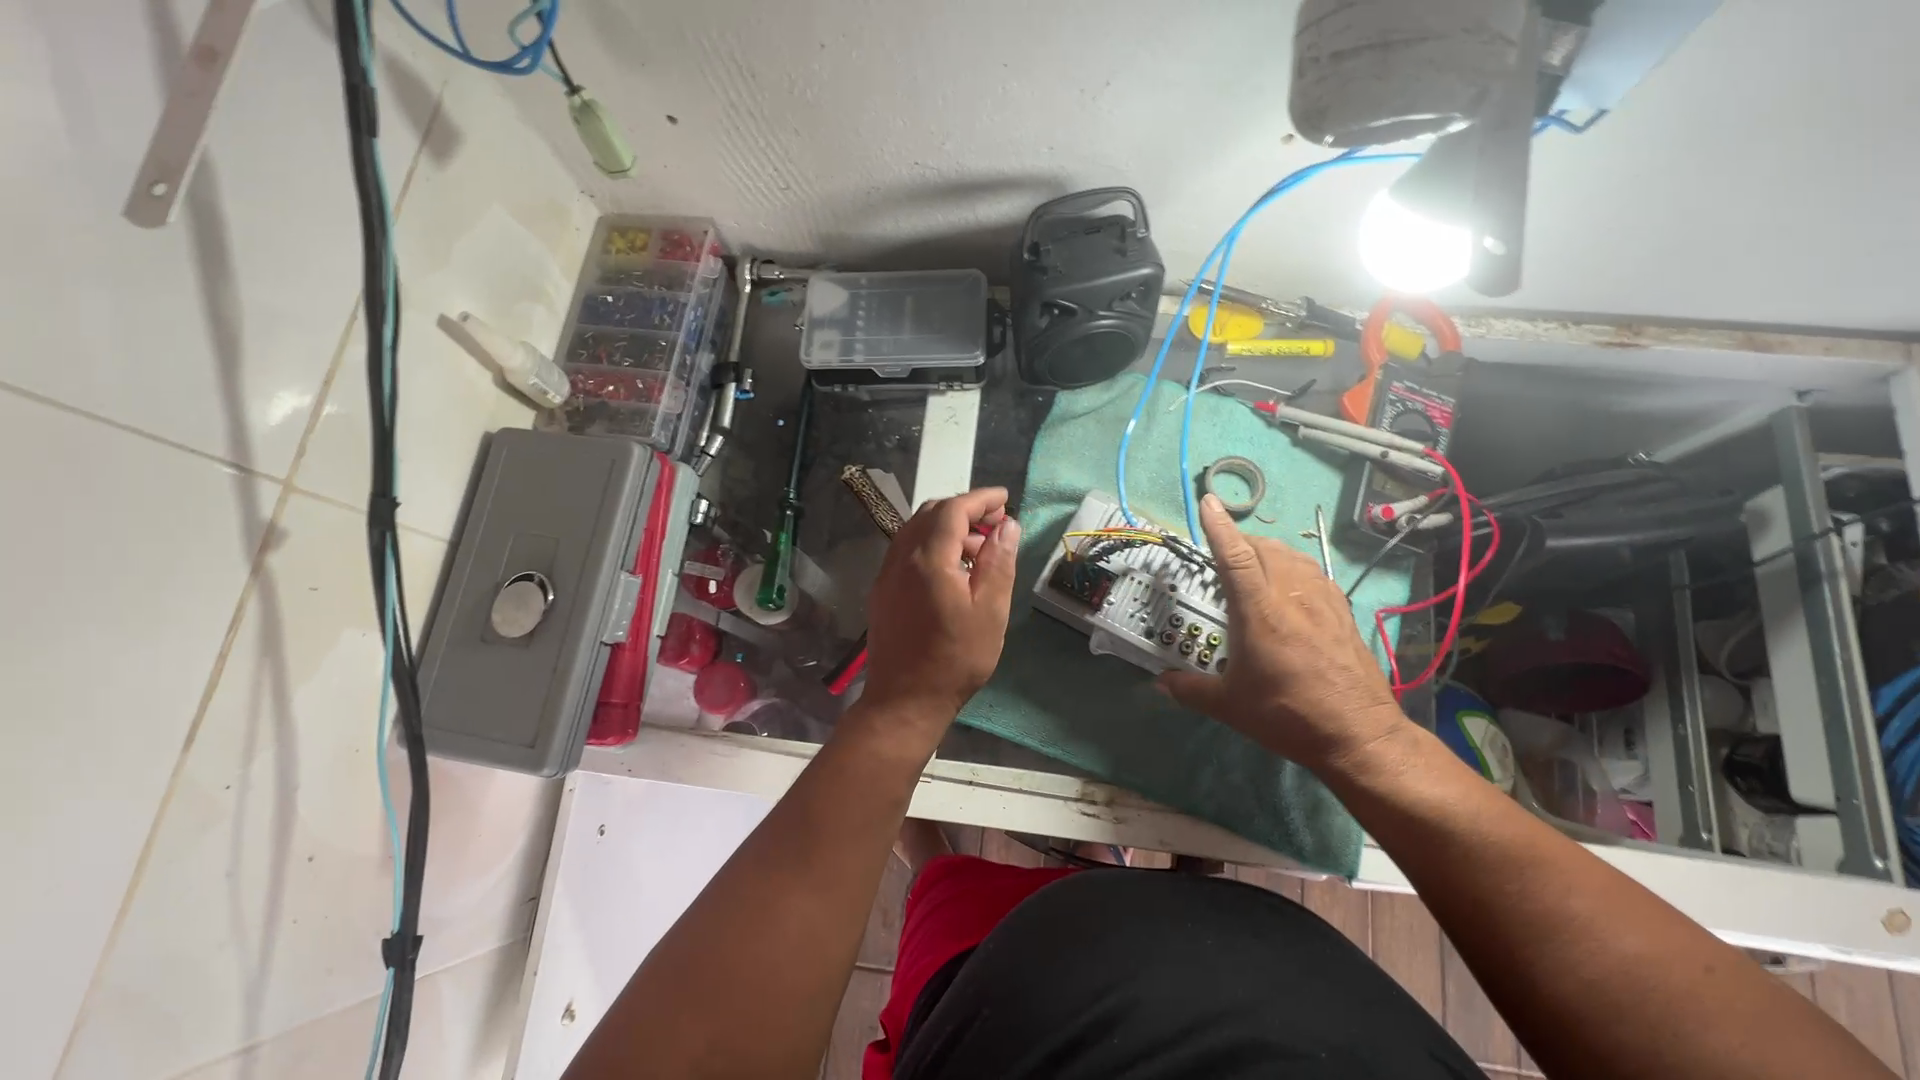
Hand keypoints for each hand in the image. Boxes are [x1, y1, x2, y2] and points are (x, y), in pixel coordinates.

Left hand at [861, 487, 1021, 726]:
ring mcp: (886, 575)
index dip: (980, 500)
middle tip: (995, 525)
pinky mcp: (882, 592)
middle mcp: (901, 559)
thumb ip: (998, 563)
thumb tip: (1007, 526)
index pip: (952, 510)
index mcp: (928, 560)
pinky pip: (906, 551)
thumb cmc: (956, 659)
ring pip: (915, 531)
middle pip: (930, 514)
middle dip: (964, 510)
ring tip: (979, 550)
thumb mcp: (990, 612)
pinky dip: (931, 545)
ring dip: (946, 528)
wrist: (904, 701)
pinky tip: (952, 570)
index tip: (1004, 500)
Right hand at [1159, 494, 1409, 774]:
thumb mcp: (1229, 706)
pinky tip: (1292, 588)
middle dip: (1242, 541)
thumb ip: (1191, 690)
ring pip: (1294, 557)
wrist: (1357, 733)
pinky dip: (1296, 570)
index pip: (1235, 555)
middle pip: (1266, 549)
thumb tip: (1161, 683)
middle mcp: (1292, 595)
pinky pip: (1315, 576)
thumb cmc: (1286, 714)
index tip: (1208, 502)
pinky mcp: (1342, 615)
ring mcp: (1322, 602)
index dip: (1219, 526)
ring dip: (1271, 552)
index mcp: (1259, 610)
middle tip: (1223, 552)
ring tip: (1256, 564)